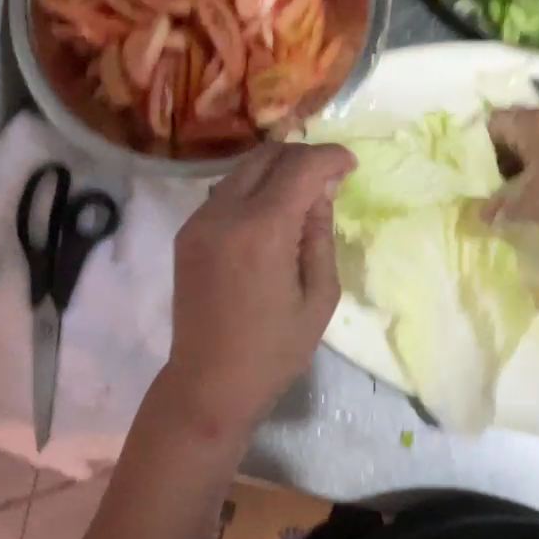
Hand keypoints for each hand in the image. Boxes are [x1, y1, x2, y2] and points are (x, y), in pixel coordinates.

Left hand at [156, 142, 355, 440]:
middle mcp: (225, 213)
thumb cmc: (275, 351)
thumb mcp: (319, 298)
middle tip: (329, 179)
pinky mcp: (187, 234)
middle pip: (268, 155)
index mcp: (263, 230)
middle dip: (304, 157)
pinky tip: (271, 218)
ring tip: (302, 198)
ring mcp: (199, 221)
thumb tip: (321, 192)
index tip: (351, 166)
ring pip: (243, 169)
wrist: (210, 383)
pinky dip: (253, 190)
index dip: (331, 157)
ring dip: (277, 171)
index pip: (300, 166)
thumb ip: (320, 236)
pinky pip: (225, 193)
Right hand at [484, 107, 538, 283]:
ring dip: (527, 166)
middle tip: (494, 190)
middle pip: (516, 130)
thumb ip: (498, 208)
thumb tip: (476, 213)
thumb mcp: (530, 206)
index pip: (493, 122)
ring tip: (520, 196)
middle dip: (502, 159)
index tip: (475, 176)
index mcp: (534, 122)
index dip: (479, 148)